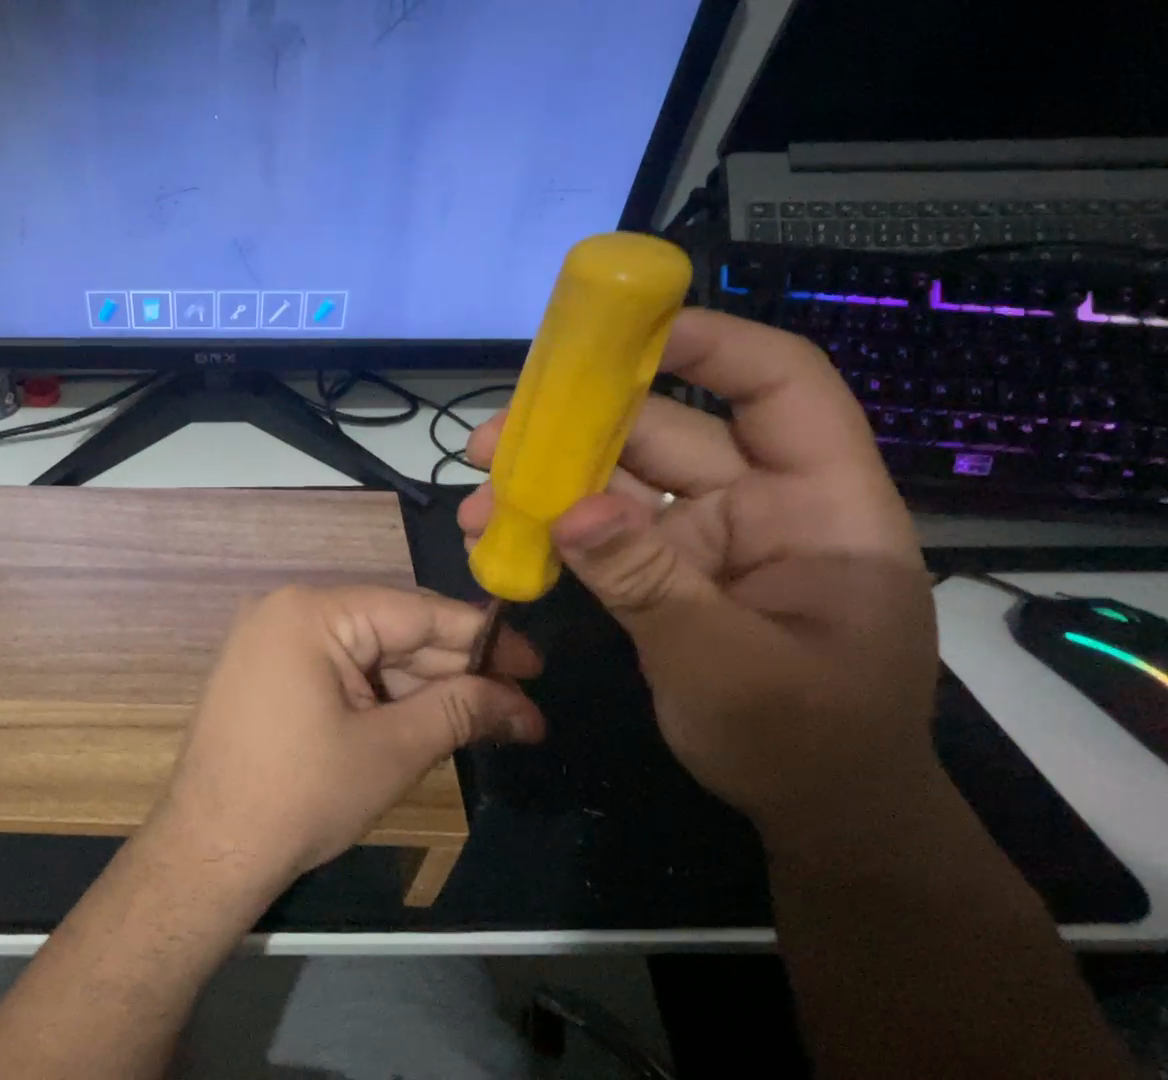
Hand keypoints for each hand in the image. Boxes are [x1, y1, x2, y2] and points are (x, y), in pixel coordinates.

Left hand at [152, 585, 541, 885]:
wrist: (210, 848)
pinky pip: (337, 669)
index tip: (534, 665)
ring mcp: (268, 642)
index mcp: (312, 612)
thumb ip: (459, 711)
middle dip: (455, 671)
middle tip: (519, 707)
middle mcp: (286, 612)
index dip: (482, 638)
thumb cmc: (301, 795)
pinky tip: (427, 720)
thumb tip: (522, 705)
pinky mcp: (264, 673)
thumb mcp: (391, 750)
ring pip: (366, 653)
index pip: (416, 612)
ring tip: (486, 722)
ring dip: (422, 687)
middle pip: (391, 631)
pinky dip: (380, 695)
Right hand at [458, 309, 938, 832]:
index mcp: (822, 506)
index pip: (780, 387)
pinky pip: (604, 535)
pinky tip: (498, 541)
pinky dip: (552, 534)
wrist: (817, 814)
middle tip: (491, 440)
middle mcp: (763, 506)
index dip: (709, 345)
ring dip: (548, 483)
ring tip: (477, 497)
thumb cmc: (806, 742)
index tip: (617, 332)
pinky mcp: (668, 574)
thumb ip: (651, 586)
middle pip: (670, 432)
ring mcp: (710, 541)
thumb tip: (567, 510)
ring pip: (622, 484)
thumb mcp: (729, 668)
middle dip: (578, 428)